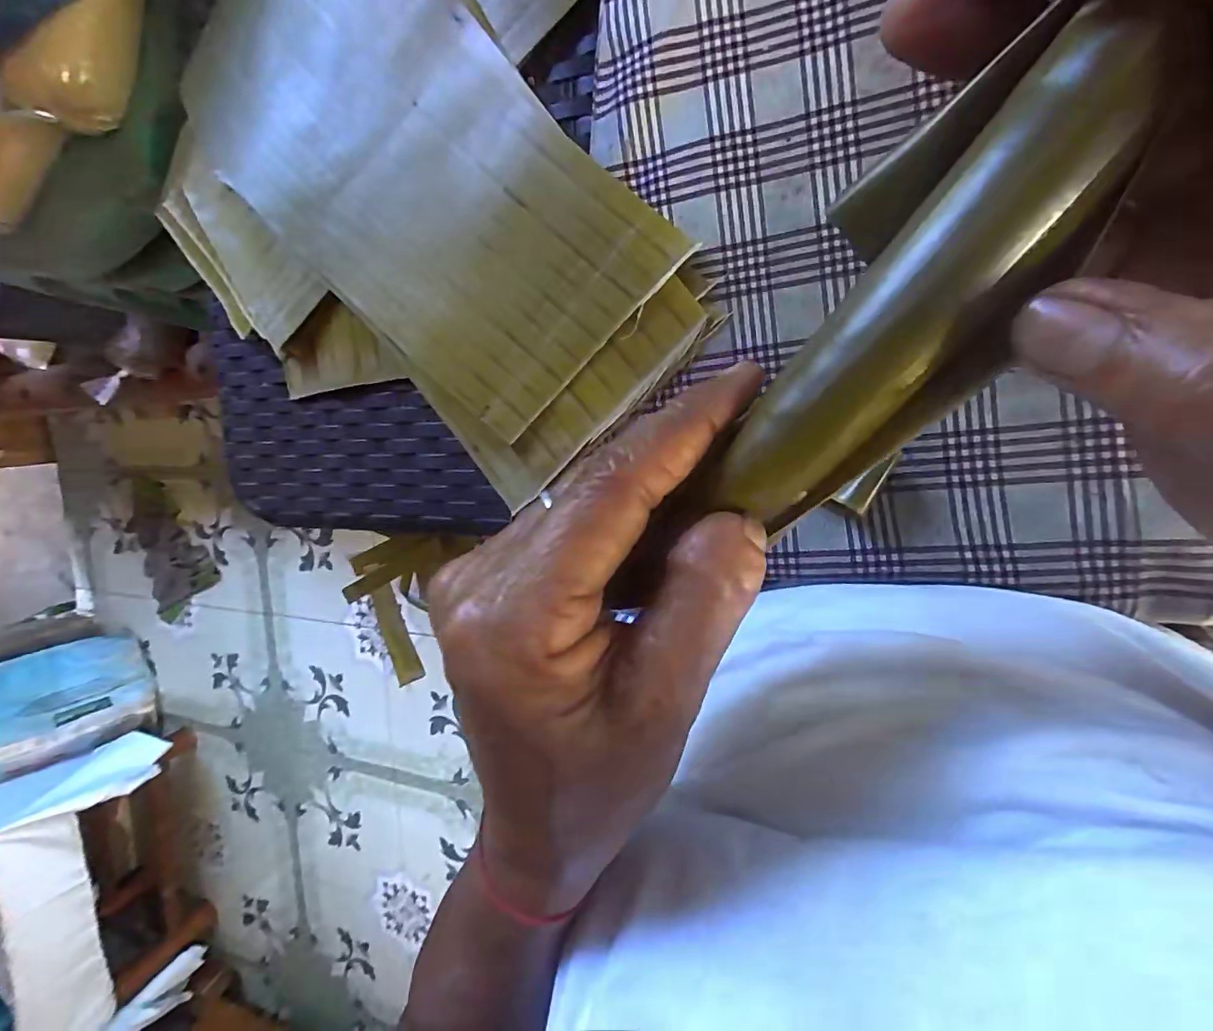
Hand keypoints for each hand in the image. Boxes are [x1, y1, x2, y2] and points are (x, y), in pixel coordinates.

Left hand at [426, 364, 768, 915]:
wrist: (534, 828)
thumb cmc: (600, 784)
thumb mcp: (666, 705)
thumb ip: (703, 603)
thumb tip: (736, 515)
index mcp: (515, 617)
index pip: (607, 496)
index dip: (677, 431)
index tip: (738, 382)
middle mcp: (478, 579)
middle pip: (589, 487)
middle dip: (669, 442)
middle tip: (740, 402)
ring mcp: (472, 574)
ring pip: (578, 499)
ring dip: (649, 471)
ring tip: (718, 445)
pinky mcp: (485, 578)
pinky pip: (567, 522)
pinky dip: (622, 505)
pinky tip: (669, 497)